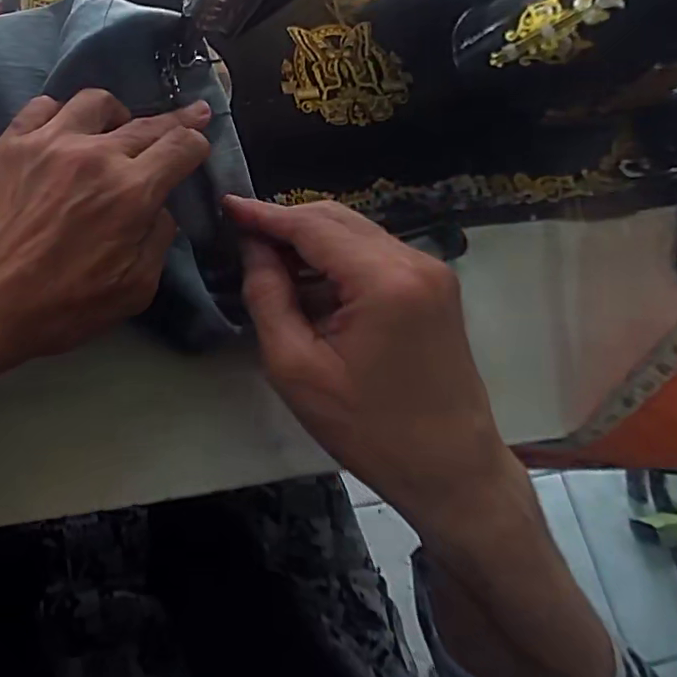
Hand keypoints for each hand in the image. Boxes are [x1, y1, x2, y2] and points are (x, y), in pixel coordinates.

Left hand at [0, 90, 211, 459]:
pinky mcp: (11, 143)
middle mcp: (94, 153)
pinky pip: (42, 106)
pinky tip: (61, 130)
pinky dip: (60, 113)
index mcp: (131, 190)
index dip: (197, 142)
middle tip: (188, 116)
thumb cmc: (57, 306)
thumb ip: (156, 241)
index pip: (180, 146)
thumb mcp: (132, 290)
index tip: (199, 142)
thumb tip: (159, 209)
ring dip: (115, 113)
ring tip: (114, 128)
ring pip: (94, 101)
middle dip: (175, 120)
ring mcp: (48, 141)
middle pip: (146, 122)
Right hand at [227, 196, 618, 676]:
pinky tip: (304, 276)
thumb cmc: (366, 427)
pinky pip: (370, 251)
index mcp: (384, 281)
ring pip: (353, 230)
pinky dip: (332, 255)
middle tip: (239, 232)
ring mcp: (430, 273)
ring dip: (307, 237)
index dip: (262, 213)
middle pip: (334, 218)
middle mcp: (414, 262)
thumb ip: (267, 294)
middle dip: (284, 220)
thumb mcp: (295, 365)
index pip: (310, 226)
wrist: (452, 472)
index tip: (224, 204)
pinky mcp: (432, 287)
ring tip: (264, 255)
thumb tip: (252, 245)